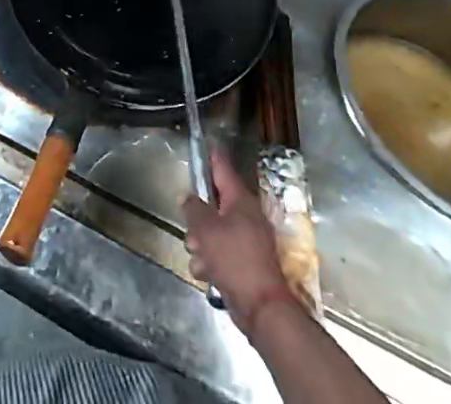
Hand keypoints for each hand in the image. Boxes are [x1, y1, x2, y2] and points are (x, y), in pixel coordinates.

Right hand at [183, 148, 295, 332]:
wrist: (261, 306)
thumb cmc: (233, 258)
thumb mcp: (205, 227)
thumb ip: (192, 207)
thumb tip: (189, 197)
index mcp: (241, 202)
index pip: (223, 170)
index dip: (212, 157)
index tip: (207, 144)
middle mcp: (246, 218)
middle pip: (212, 205)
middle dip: (196, 220)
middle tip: (191, 230)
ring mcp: (247, 241)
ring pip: (211, 232)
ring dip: (200, 244)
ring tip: (200, 258)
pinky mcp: (244, 263)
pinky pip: (217, 253)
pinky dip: (209, 261)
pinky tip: (207, 273)